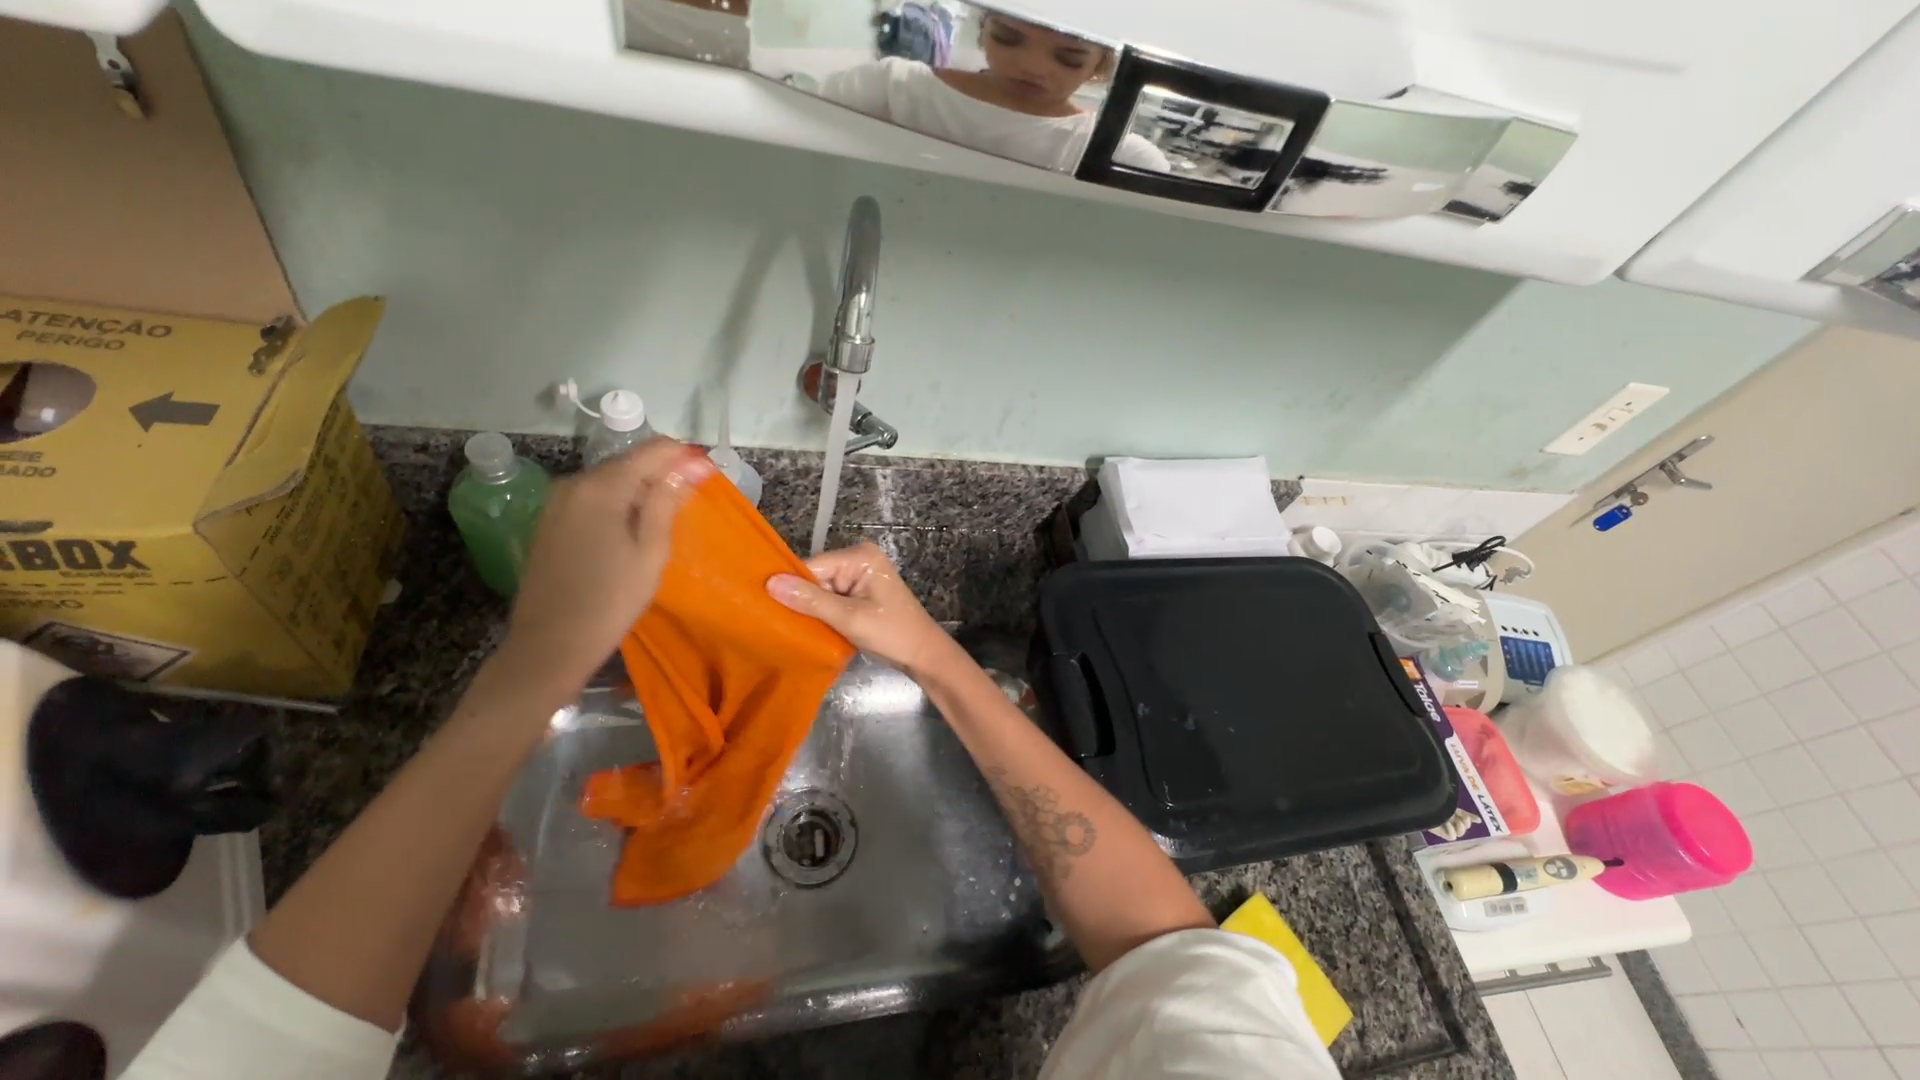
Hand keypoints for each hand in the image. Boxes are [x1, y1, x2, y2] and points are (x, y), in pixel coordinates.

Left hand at [495, 438, 712, 698]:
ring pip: (611, 480)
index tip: (708, 473)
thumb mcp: (650, 553)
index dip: (684, 456)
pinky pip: (593, 498)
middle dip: (663, 473)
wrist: (548, 645)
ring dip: (641, 490)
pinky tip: (632, 530)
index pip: (652, 450)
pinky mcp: (550, 520)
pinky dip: (618, 503)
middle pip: (629, 462)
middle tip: (692, 500)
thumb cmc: (610, 602)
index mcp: (602, 487)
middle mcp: (575, 483)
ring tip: (666, 518)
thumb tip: (688, 465)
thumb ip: (666, 502)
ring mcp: (557, 501)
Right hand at [766, 542, 954, 677]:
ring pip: (820, 590)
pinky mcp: (859, 593)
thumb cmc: (892, 633)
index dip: (793, 586)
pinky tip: (814, 628)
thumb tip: (771, 583)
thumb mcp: (849, 618)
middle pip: (815, 577)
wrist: (923, 655)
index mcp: (860, 557)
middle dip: (804, 600)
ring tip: (797, 628)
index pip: (812, 566)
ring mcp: (860, 576)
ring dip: (813, 609)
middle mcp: (859, 559)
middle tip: (784, 623)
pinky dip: (823, 613)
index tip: (768, 607)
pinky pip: (831, 599)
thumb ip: (811, 600)